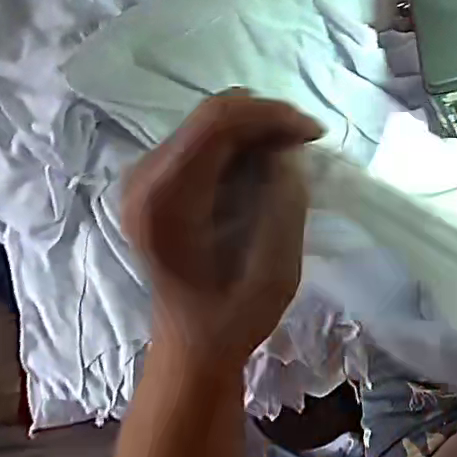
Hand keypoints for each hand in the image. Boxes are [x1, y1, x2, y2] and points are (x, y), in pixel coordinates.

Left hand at [123, 92, 323, 369]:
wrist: (192, 342)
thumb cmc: (234, 316)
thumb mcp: (276, 273)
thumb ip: (284, 208)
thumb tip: (286, 154)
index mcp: (166, 202)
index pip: (217, 123)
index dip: (271, 115)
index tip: (313, 134)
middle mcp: (144, 179)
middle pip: (212, 114)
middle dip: (267, 119)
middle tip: (307, 144)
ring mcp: (143, 177)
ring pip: (209, 121)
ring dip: (256, 131)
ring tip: (290, 158)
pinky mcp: (153, 179)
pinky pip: (202, 138)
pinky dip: (241, 143)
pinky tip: (263, 168)